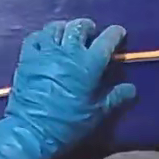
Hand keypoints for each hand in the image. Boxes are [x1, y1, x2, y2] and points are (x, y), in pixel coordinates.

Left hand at [0, 18, 136, 158]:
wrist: (31, 131)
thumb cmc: (68, 124)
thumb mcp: (97, 114)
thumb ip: (115, 98)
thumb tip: (132, 88)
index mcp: (88, 64)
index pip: (106, 40)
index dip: (115, 33)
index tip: (118, 33)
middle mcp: (67, 52)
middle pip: (79, 27)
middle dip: (88, 27)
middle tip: (91, 33)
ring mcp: (45, 52)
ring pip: (56, 28)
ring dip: (65, 28)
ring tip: (68, 34)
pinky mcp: (27, 58)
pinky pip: (35, 38)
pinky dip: (43, 36)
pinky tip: (46, 42)